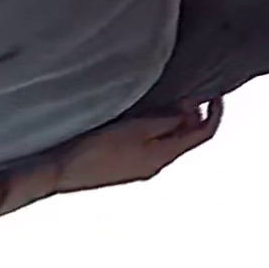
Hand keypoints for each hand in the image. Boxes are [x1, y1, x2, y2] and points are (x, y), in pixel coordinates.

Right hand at [54, 99, 222, 192]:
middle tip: (185, 99)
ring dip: (177, 122)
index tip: (215, 94)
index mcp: (166, 157)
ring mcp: (140, 170)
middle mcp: (157, 166)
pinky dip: (161, 131)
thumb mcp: (143, 127)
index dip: (216, 111)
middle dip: (194, 115)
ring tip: (169, 106)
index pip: (205, 133)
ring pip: (172, 141)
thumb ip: (173, 119)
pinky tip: (151, 120)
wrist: (53, 173)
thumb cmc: (98, 147)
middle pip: (189, 136)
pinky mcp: (125, 169)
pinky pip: (155, 147)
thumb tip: (191, 112)